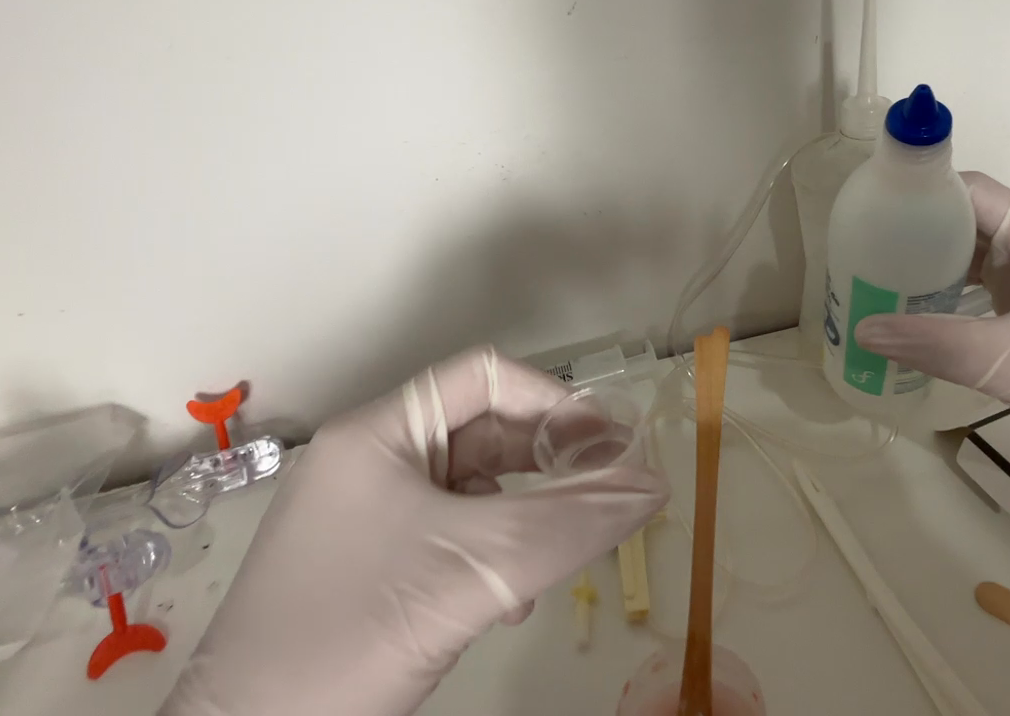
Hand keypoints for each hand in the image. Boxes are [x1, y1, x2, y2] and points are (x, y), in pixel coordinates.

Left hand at [160, 347, 666, 715]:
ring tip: (561, 553)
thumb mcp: (477, 570)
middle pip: (481, 431)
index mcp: (381, 431)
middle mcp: (372, 458)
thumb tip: (655, 484)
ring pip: (470, 489)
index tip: (610, 445)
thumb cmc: (354, 631)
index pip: (485, 377)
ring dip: (524, 514)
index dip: (553, 401)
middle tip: (608, 491)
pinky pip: (449, 534)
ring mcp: (365, 513)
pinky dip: (491, 553)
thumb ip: (573, 522)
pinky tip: (510, 600)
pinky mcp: (367, 563)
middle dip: (547, 461)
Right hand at [856, 172, 1009, 572]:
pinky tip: (912, 303)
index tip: (882, 202)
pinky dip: (944, 287)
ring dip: (930, 257)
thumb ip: (935, 344)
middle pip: (973, 218)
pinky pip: (978, 283)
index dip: (932, 190)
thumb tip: (864, 330)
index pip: (982, 195)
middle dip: (922, 224)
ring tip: (881, 268)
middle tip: (870, 240)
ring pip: (973, 252)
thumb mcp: (1008, 366)